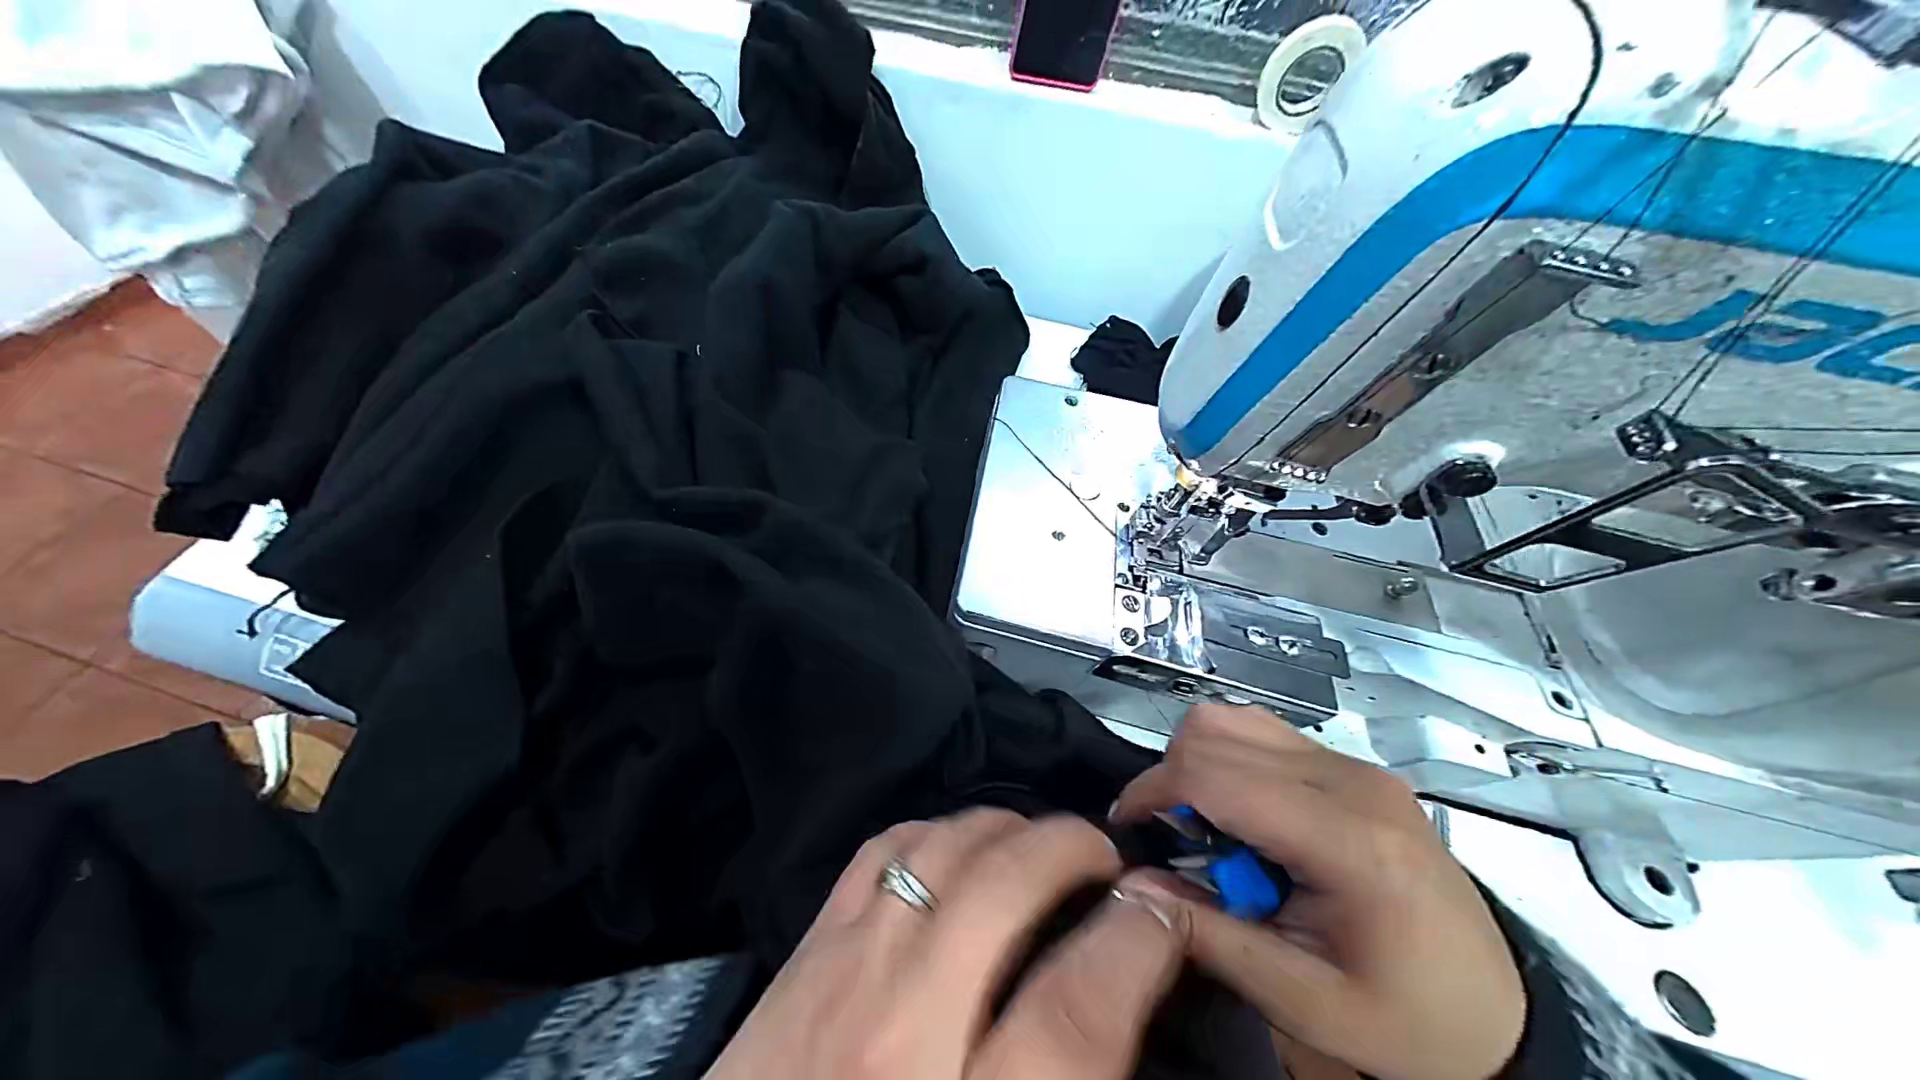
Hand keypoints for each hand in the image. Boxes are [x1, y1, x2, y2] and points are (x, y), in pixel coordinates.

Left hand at [706, 809, 1183, 1079]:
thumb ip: (1059, 1072)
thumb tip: (1116, 996)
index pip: (1072, 1015)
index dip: (1135, 945)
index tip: (1164, 910)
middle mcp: (900, 1031)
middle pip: (1002, 892)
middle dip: (1070, 849)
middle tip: (1104, 854)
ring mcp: (844, 974)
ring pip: (939, 852)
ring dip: (1003, 827)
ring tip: (1038, 838)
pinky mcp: (804, 950)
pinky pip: (879, 853)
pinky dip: (930, 831)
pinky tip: (956, 841)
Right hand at [1112, 705, 1524, 1079]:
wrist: (1498, 1012)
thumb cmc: (1411, 1020)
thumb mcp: (1307, 1002)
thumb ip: (1212, 937)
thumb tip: (1134, 885)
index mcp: (1348, 841)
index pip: (1217, 774)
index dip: (1153, 790)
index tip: (1126, 826)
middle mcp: (1353, 783)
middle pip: (1217, 731)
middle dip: (1171, 778)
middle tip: (1172, 839)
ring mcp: (1356, 767)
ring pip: (1234, 720)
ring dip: (1199, 764)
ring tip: (1208, 829)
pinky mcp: (1353, 768)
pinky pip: (1263, 734)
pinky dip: (1229, 762)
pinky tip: (1242, 817)